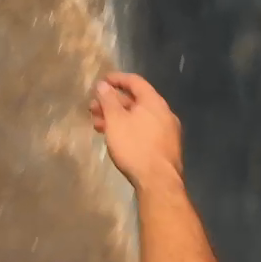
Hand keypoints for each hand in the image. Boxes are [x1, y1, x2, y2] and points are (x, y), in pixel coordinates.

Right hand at [91, 72, 183, 194]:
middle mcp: (164, 113)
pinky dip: (128, 128)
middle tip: (93, 108)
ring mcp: (167, 131)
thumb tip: (103, 85)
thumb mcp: (115, 120)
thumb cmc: (135, 146)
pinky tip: (114, 138)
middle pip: (135, 100)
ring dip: (117, 117)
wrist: (159, 183)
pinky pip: (143, 129)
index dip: (116, 79)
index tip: (101, 82)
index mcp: (154, 102)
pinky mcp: (165, 147)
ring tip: (98, 125)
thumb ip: (108, 99)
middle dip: (112, 102)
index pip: (135, 81)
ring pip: (138, 117)